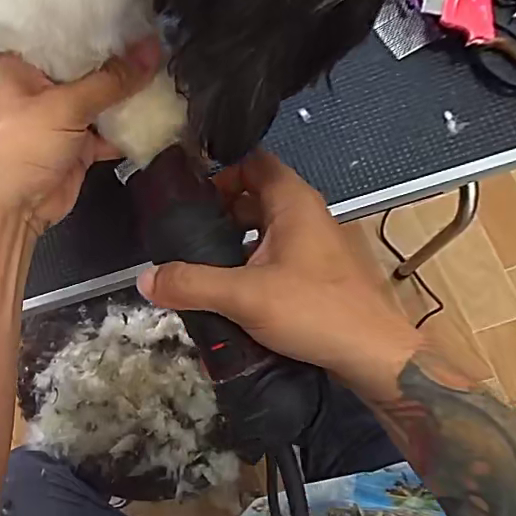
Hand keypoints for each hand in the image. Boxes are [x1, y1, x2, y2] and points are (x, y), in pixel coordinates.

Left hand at [0, 41, 159, 231]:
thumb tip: (150, 52)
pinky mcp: (79, 145)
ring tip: (160, 73)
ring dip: (127, 95)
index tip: (130, 11)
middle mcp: (42, 86)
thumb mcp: (66, 106)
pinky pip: (109, 131)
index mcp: (23, 63)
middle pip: (88, 66)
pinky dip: (128, 128)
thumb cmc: (19, 151)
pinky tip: (152, 115)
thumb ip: (112, 81)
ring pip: (102, 99)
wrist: (14, 209)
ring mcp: (62, 117)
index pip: (63, 31)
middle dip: (119, 59)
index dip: (96, 22)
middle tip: (153, 41)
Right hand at [137, 150, 424, 398]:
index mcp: (292, 201)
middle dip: (218, 214)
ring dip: (235, 244)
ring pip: (265, 231)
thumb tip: (144, 280)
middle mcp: (306, 214)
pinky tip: (232, 294)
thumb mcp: (243, 296)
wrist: (371, 353)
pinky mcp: (319, 274)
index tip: (184, 196)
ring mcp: (316, 245)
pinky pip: (278, 258)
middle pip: (254, 196)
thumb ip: (191, 285)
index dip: (216, 172)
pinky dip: (253, 266)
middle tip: (184, 238)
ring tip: (201, 267)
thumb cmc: (314, 311)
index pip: (250, 162)